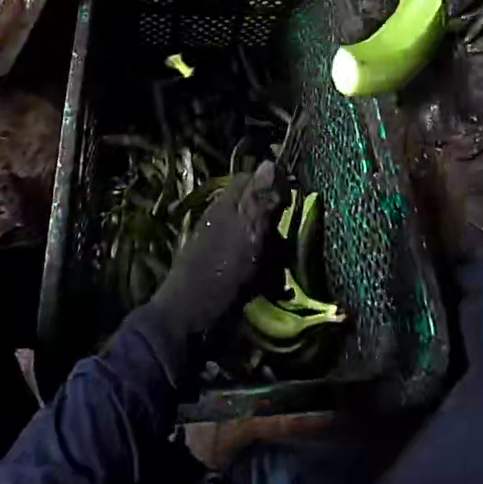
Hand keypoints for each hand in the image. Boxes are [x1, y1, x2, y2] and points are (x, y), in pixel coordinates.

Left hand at [149, 162, 283, 338]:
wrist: (190, 321)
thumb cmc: (219, 271)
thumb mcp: (247, 232)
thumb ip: (260, 199)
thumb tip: (271, 162)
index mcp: (227, 203)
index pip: (253, 178)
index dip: (275, 186)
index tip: (292, 202)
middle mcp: (225, 219)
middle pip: (261, 211)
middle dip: (278, 229)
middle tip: (284, 246)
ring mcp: (225, 245)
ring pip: (261, 240)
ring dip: (274, 256)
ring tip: (276, 274)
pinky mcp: (227, 272)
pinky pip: (255, 266)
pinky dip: (265, 276)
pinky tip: (269, 289)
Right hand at [361, 0, 482, 249]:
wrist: (482, 168)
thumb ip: (473, 20)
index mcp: (464, 19)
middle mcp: (434, 30)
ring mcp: (409, 53)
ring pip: (379, 17)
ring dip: (371, 11)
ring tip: (369, 21)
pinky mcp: (388, 77)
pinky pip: (368, 50)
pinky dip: (358, 42)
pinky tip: (356, 42)